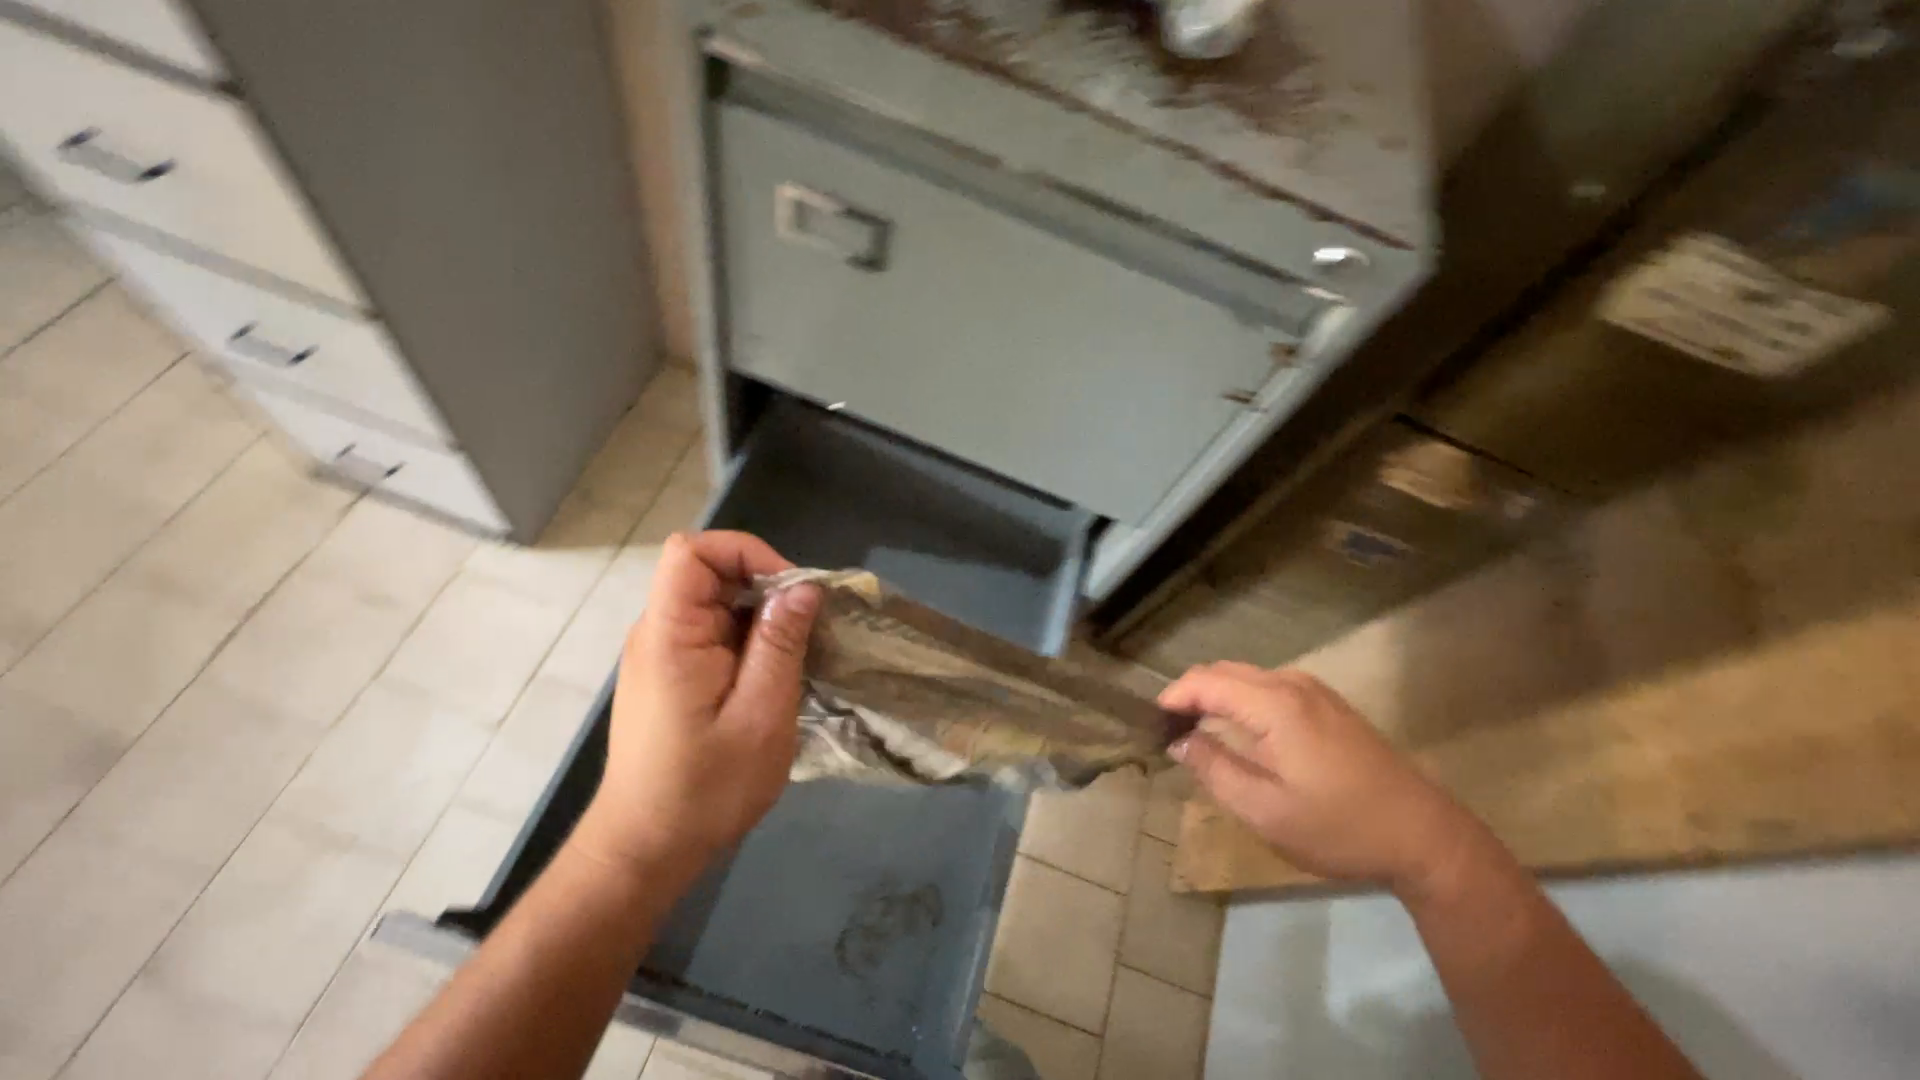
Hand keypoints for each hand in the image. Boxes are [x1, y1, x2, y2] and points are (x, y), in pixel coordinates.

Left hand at [571, 531, 820, 876]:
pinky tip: (776, 680)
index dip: (746, 552)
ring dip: (762, 620)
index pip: (692, 550)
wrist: (648, 849)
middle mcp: (658, 634)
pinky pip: (713, 637)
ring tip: (800, 658)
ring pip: (716, 606)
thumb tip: (803, 587)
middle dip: (766, 588)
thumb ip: (780, 644)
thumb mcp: (761, 715)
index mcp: (669, 634)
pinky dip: (750, 644)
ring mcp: (662, 656)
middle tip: (810, 631)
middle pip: (709, 573)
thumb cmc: (706, 788)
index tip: (792, 591)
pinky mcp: (672, 678)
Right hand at [1162, 662, 1485, 895]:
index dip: (1170, 700)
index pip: (1203, 681)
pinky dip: (1241, 700)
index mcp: (1275, 705)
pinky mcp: (1329, 704)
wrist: (1424, 836)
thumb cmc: (1339, 828)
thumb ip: (1213, 769)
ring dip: (1215, 697)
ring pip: (1246, 677)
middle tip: (1168, 735)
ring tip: (1196, 735)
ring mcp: (1315, 691)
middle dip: (1189, 696)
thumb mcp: (1264, 811)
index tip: (1150, 729)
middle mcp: (1292, 684)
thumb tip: (1177, 740)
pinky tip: (1238, 733)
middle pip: (1222, 671)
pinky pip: (1269, 687)